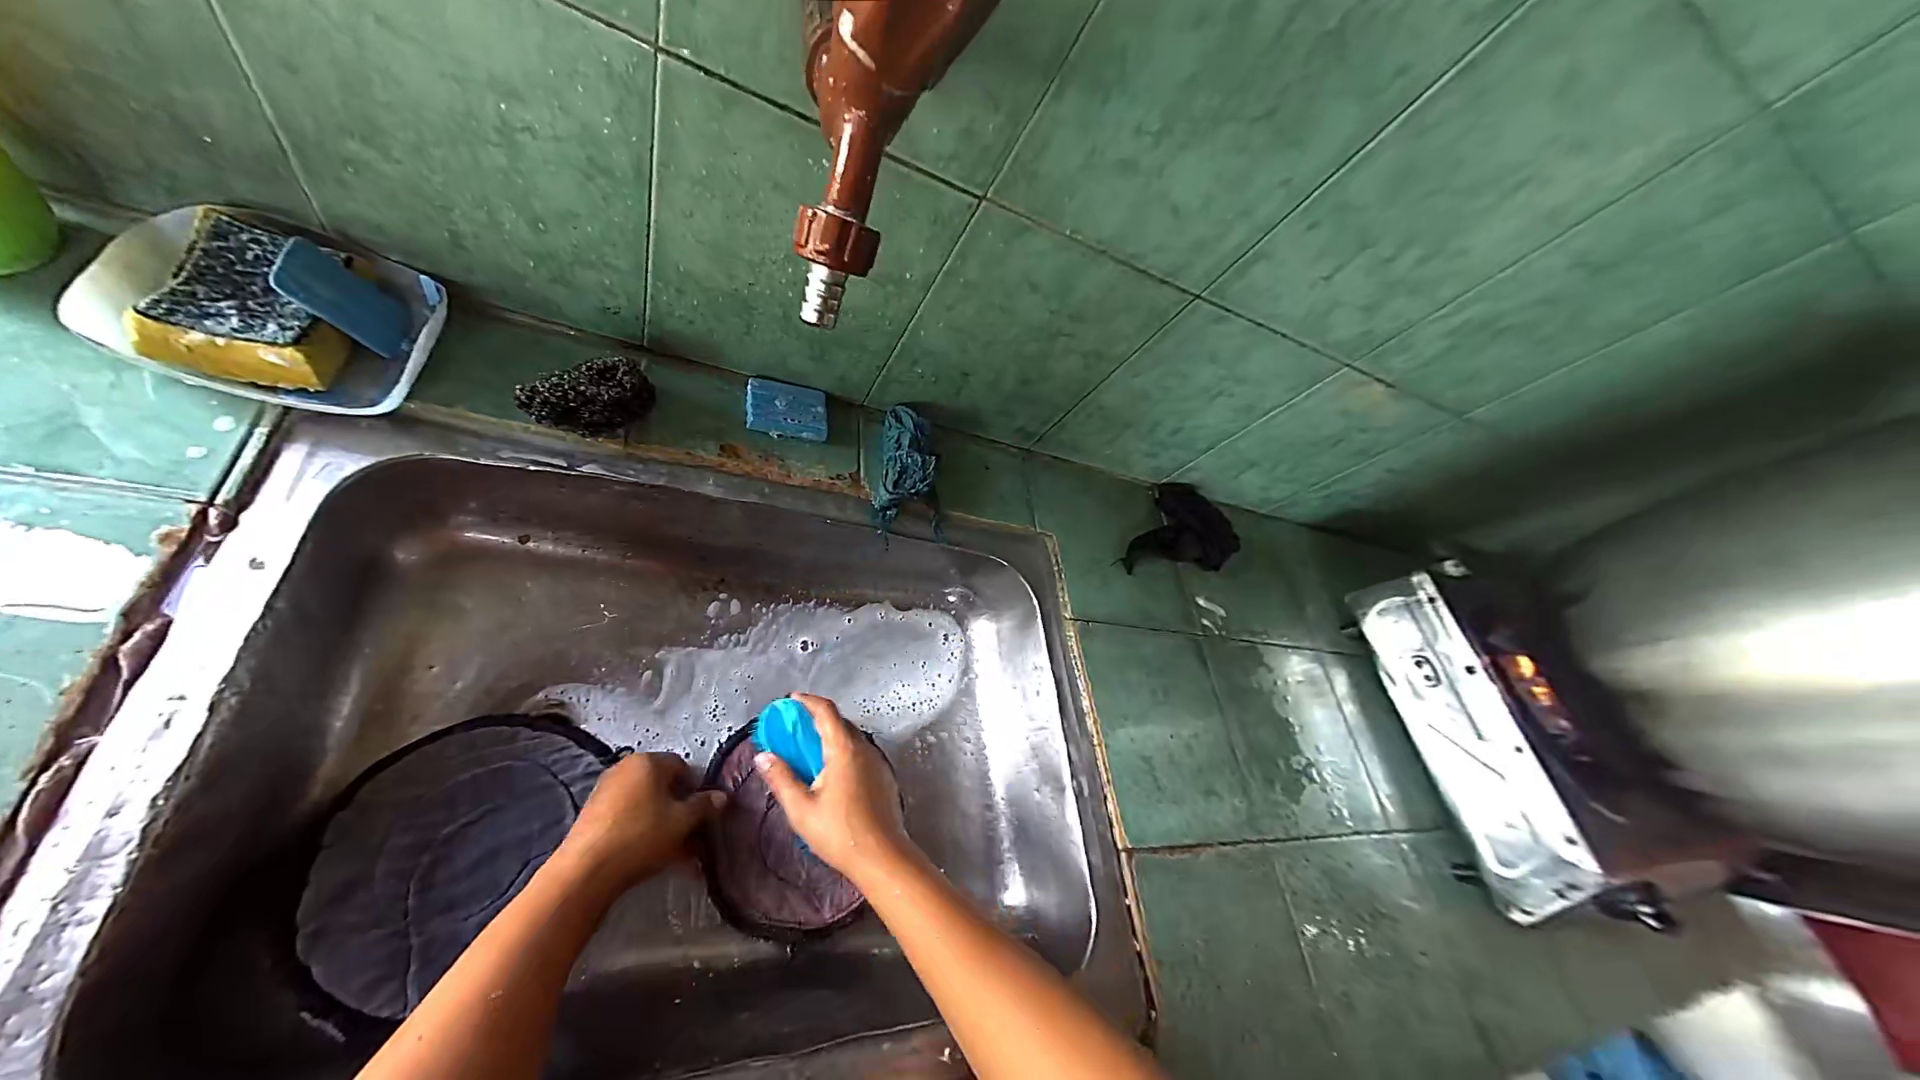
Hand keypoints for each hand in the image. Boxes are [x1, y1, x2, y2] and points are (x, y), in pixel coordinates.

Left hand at [555, 752, 725, 892]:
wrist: (586, 871)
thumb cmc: (641, 836)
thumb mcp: (682, 821)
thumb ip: (704, 806)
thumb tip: (720, 796)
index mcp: (648, 762)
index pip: (682, 766)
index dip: (697, 789)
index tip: (702, 812)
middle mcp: (624, 768)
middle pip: (662, 785)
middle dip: (680, 809)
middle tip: (690, 833)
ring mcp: (605, 791)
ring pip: (646, 804)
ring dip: (663, 822)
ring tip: (673, 850)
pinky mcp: (592, 815)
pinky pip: (628, 816)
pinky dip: (642, 829)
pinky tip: (650, 853)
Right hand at [756, 693, 917, 887]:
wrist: (882, 857)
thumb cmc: (841, 834)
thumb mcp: (801, 808)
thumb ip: (781, 778)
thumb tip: (764, 757)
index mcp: (845, 750)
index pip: (826, 711)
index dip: (807, 701)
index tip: (792, 700)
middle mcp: (864, 750)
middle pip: (839, 722)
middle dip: (816, 720)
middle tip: (794, 728)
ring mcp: (877, 763)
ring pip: (851, 738)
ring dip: (830, 737)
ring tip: (808, 751)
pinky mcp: (883, 778)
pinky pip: (860, 754)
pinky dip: (842, 752)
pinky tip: (830, 772)